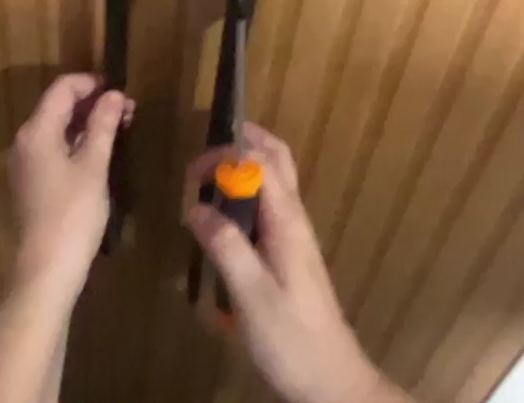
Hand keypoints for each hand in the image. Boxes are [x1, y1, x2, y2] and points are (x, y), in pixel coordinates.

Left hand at [10, 73, 131, 294]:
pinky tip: (100, 150)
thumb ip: (103, 124)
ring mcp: (26, 161)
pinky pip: (54, 145)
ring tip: (120, 128)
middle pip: (58, 105)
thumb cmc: (73, 213)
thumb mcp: (94, 165)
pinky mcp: (31, 180)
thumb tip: (114, 94)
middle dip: (93, 102)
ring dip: (87, 121)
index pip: (63, 88)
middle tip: (128, 111)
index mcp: (37, 130)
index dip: (92, 83)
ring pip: (58, 126)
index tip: (121, 92)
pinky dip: (77, 140)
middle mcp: (25, 139)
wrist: (46, 269)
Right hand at [185, 125, 405, 402]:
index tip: (192, 173)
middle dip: (242, 145)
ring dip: (244, 167)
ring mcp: (295, 235)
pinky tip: (224, 219)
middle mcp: (294, 218)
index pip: (260, 161)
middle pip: (276, 159)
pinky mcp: (290, 253)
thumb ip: (226, 246)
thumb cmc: (290, 337)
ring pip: (274, 181)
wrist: (331, 381)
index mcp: (287, 220)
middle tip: (205, 155)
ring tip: (208, 181)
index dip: (226, 156)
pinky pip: (269, 206)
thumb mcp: (251, 294)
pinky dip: (246, 195)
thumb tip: (196, 207)